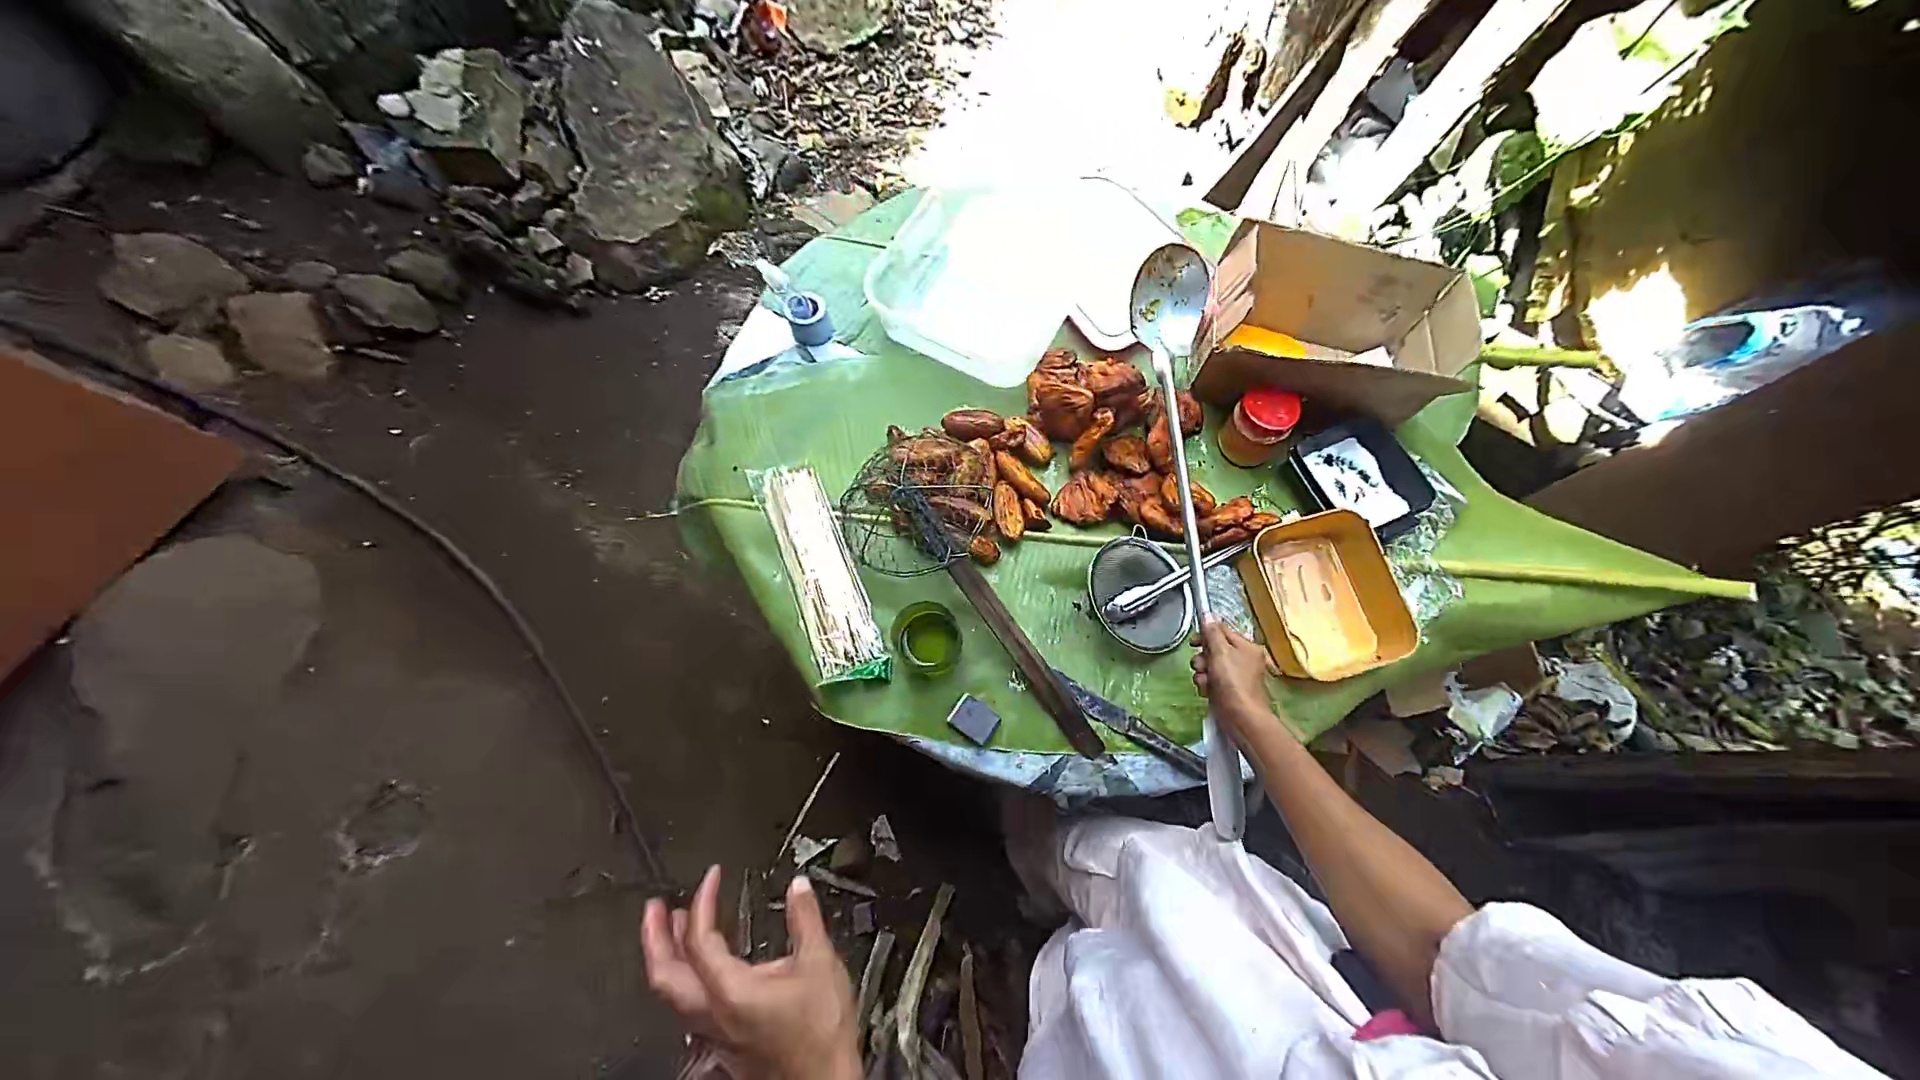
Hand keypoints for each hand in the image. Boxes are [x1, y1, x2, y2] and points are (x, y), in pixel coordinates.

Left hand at [642, 867, 860, 1079]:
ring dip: (670, 956)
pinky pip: (690, 1007)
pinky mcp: (725, 1043)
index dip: (702, 902)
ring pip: (673, 995)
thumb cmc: (820, 1034)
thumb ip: (806, 919)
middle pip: (665, 976)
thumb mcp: (820, 962)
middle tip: (652, 908)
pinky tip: (702, 967)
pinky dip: (687, 977)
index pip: (700, 940)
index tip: (711, 878)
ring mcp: (716, 1034)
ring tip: (675, 928)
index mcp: (732, 992)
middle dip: (654, 938)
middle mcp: (714, 1016)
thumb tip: (798, 888)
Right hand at [1191, 615, 1281, 739]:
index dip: (1206, 635)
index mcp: (1246, 646)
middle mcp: (1242, 658)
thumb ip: (1212, 633)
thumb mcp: (1221, 652)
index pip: (1222, 630)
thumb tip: (1208, 614)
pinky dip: (1206, 684)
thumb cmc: (1233, 681)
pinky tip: (1208, 690)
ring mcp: (1235, 675)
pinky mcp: (1227, 689)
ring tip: (1206, 681)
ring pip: (1209, 665)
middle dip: (1203, 658)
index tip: (1194, 643)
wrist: (1241, 716)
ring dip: (1202, 672)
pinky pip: (1210, 679)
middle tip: (1202, 666)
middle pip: (1213, 648)